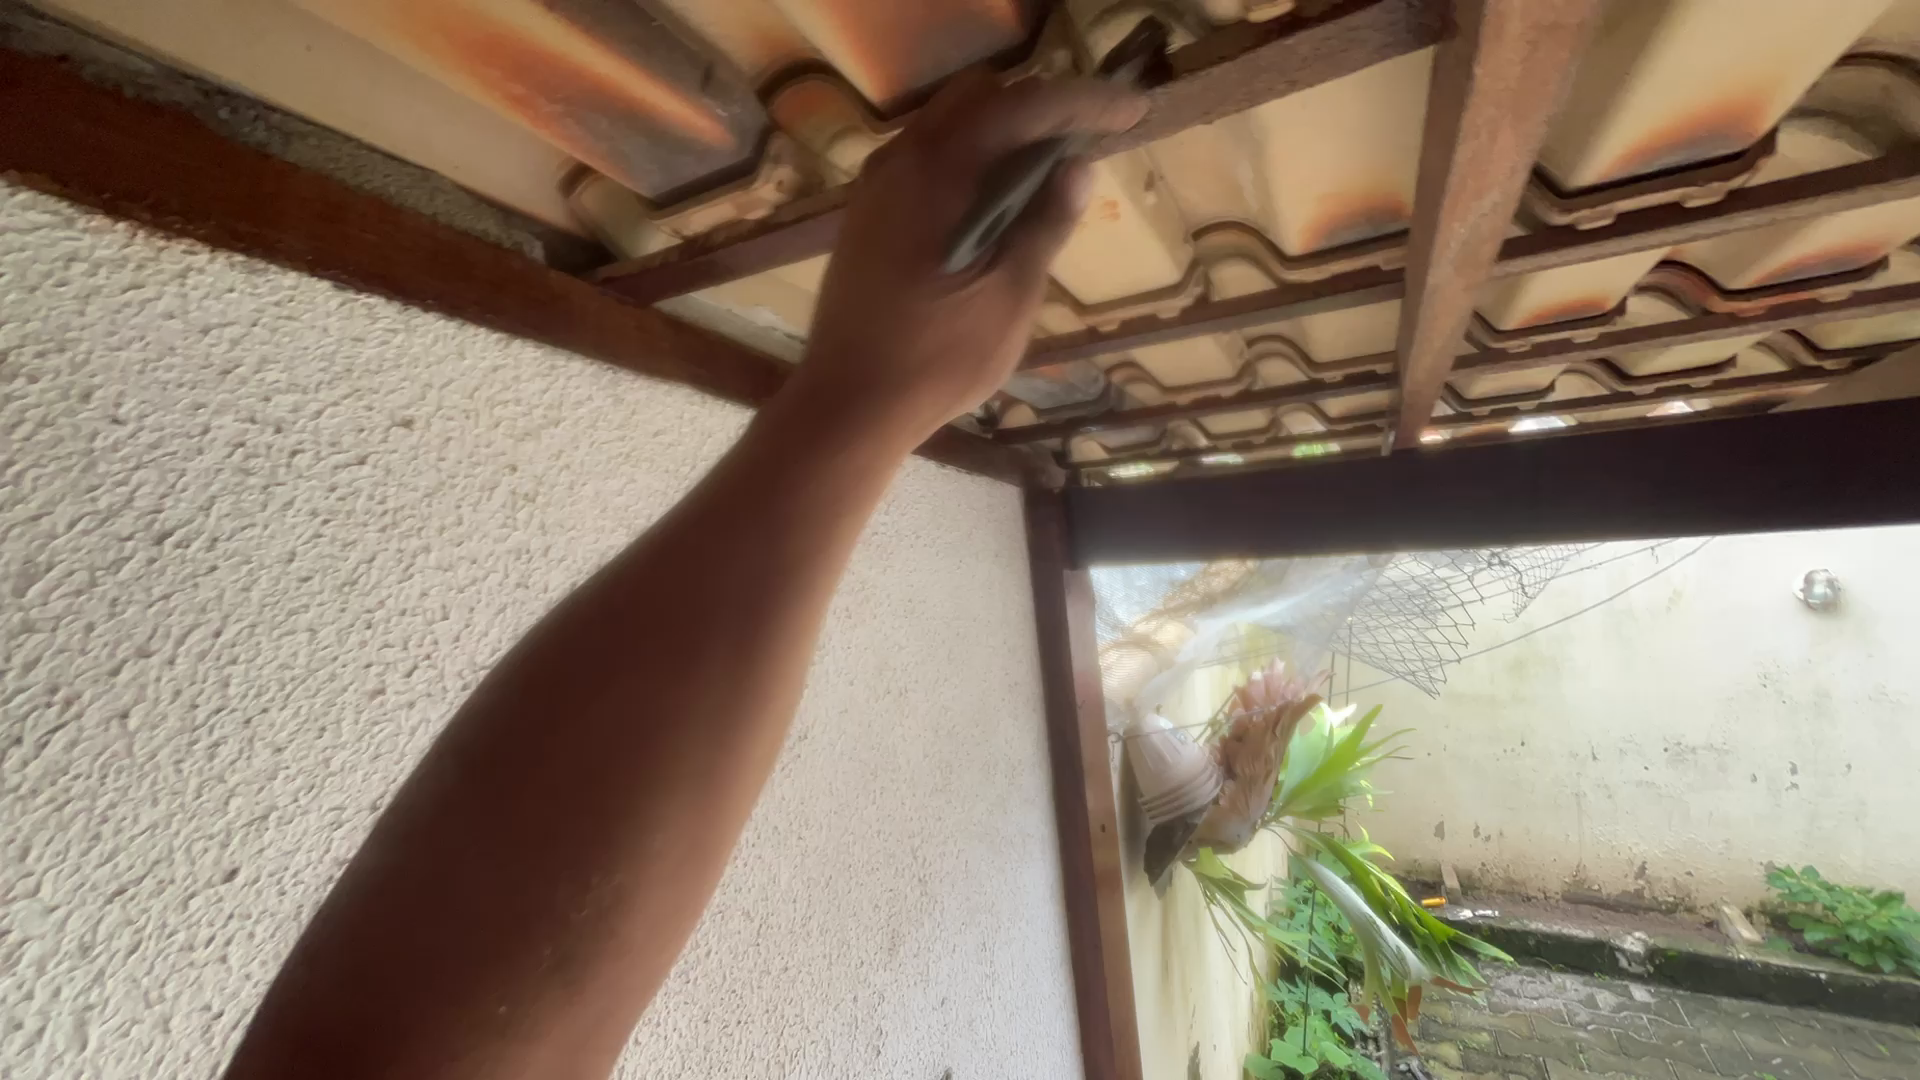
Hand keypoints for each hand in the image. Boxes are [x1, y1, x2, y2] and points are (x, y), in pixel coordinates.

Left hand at [786, 69, 1147, 451]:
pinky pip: (923, 166)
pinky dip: (965, 168)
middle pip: (979, 102)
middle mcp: (899, 162)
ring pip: (946, 131)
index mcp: (938, 171)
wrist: (849, 406)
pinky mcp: (865, 221)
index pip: (1023, 107)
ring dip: (999, 140)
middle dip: (1038, 111)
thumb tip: (1078, 168)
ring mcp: (874, 190)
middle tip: (1082, 147)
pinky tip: (989, 210)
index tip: (1131, 112)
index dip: (1084, 103)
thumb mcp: (1008, 298)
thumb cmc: (936, 360)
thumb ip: (1044, 226)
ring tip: (1042, 179)